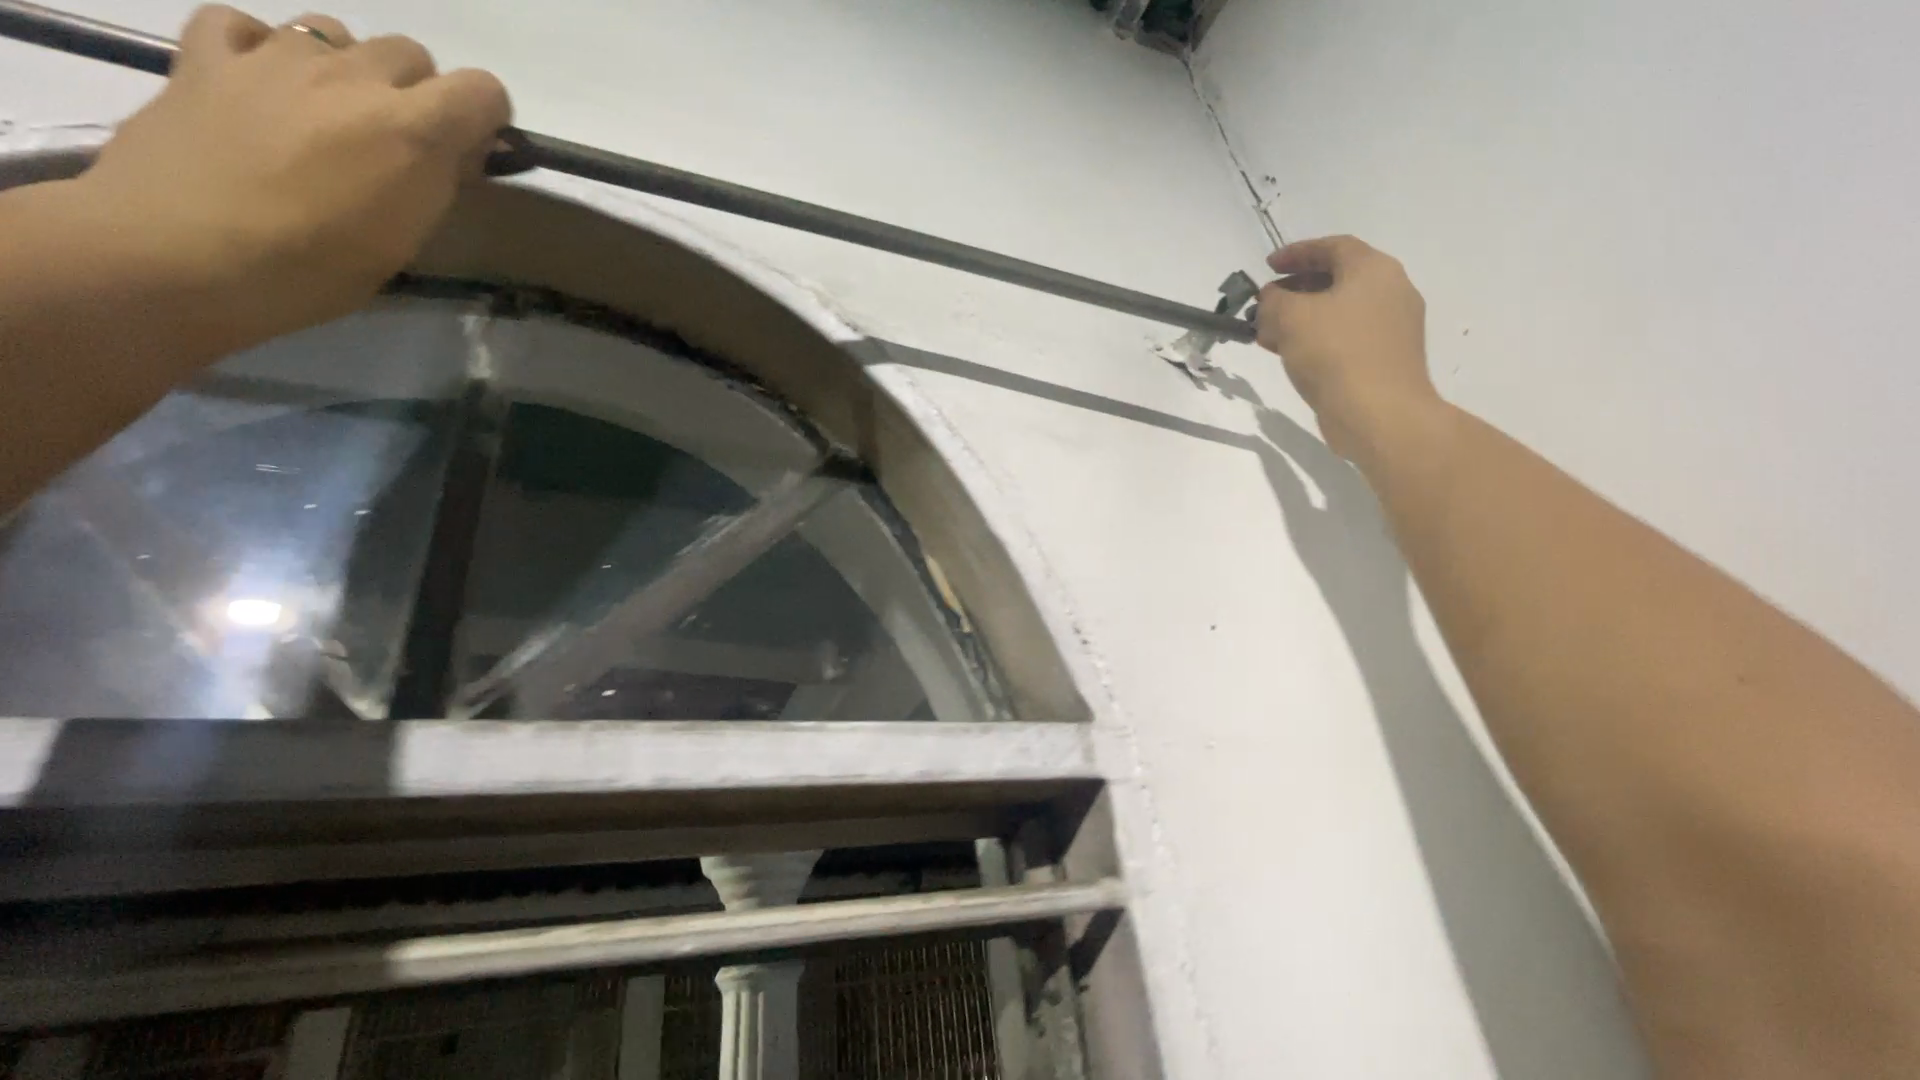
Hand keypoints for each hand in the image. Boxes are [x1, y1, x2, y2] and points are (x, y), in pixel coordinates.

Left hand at [77, 6, 510, 359]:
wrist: (181, 255)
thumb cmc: (312, 269)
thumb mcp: (404, 240)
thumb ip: (433, 182)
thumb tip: (448, 155)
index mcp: (413, 128)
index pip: (483, 90)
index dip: (485, 119)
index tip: (468, 152)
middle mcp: (354, 76)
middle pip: (411, 54)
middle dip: (415, 92)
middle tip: (392, 142)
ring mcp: (277, 57)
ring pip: (334, 32)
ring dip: (343, 69)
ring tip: (323, 116)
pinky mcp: (207, 55)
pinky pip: (244, 26)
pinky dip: (259, 50)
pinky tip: (258, 88)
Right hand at [1255, 236, 1440, 461]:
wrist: (1380, 414)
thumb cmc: (1335, 353)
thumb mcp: (1290, 317)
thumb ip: (1273, 300)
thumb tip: (1271, 298)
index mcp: (1374, 270)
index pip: (1333, 246)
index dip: (1296, 252)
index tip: (1267, 266)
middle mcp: (1391, 291)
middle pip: (1338, 279)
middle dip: (1296, 289)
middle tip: (1266, 303)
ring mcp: (1393, 327)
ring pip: (1340, 311)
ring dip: (1303, 318)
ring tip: (1270, 334)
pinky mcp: (1387, 358)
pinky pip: (1347, 337)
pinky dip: (1318, 338)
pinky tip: (1293, 355)